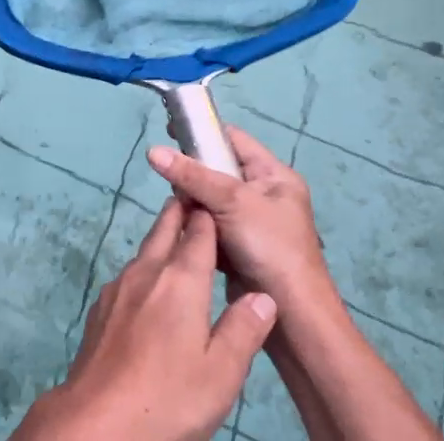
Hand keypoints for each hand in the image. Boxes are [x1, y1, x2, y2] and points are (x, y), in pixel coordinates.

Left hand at [11, 201, 276, 440]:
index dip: (209, 217)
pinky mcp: (103, 306)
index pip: (198, 236)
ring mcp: (119, 288)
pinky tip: (152, 283)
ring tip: (176, 235)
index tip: (216, 198)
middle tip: (191, 197)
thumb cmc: (172, 394)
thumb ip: (243, 329)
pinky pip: (130, 274)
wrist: (102, 414)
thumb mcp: (223, 370)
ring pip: (144, 252)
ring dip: (161, 239)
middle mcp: (146, 274)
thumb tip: (263, 295)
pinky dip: (147, 267)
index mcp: (180, 282)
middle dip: (179, 214)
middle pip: (164, 232)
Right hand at [147, 127, 331, 306]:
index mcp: (274, 176)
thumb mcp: (232, 202)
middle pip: (215, 169)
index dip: (202, 132)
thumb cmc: (270, 247)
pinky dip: (196, 227)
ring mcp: (250, 221)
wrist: (292, 313)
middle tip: (177, 187)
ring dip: (192, 205)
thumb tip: (152, 150)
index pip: (233, 139)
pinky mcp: (238, 245)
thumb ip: (191, 175)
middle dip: (192, 176)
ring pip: (207, 199)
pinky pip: (208, 224)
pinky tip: (188, 235)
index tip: (168, 131)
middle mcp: (263, 195)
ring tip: (184, 215)